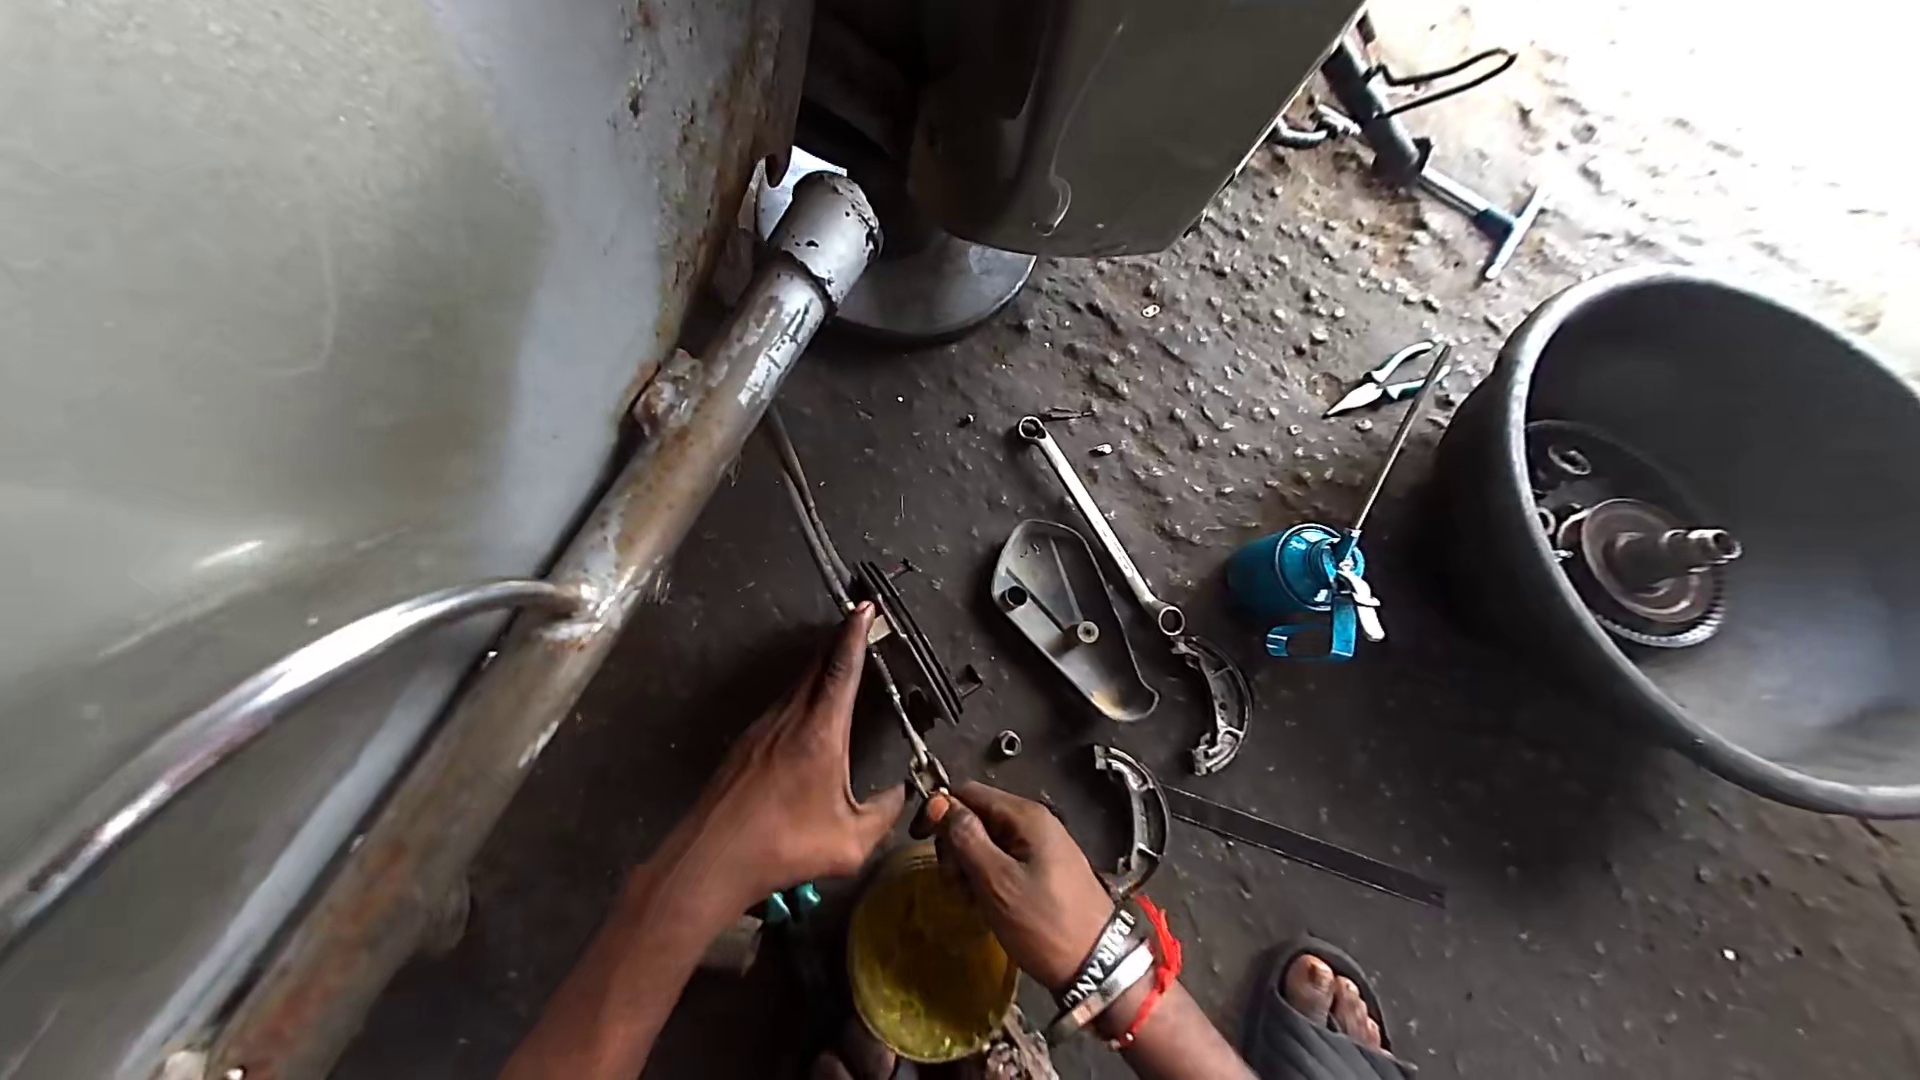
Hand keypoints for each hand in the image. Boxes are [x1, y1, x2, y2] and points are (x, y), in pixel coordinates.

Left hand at [660, 603, 906, 910]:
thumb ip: (883, 814)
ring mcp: (764, 727)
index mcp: (820, 732)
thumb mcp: (850, 842)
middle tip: (857, 621)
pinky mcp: (747, 741)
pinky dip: (803, 688)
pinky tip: (807, 706)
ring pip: (798, 682)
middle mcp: (791, 718)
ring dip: (821, 664)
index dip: (855, 634)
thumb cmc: (783, 846)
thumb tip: (900, 795)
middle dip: (840, 638)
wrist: (711, 858)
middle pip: (818, 664)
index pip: (842, 669)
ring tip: (839, 657)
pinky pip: (783, 701)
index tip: (864, 607)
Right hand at [928, 782, 1115, 993]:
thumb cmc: (1045, 923)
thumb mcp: (997, 881)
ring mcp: (1039, 845)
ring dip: (969, 866)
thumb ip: (965, 837)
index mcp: (1024, 815)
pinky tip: (987, 904)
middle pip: (976, 816)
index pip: (968, 792)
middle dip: (956, 845)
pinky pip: (1003, 860)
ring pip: (987, 840)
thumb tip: (938, 800)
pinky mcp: (1042, 868)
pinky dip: (987, 878)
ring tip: (973, 900)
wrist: (1098, 967)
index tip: (920, 838)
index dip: (939, 810)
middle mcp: (1033, 821)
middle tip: (956, 884)